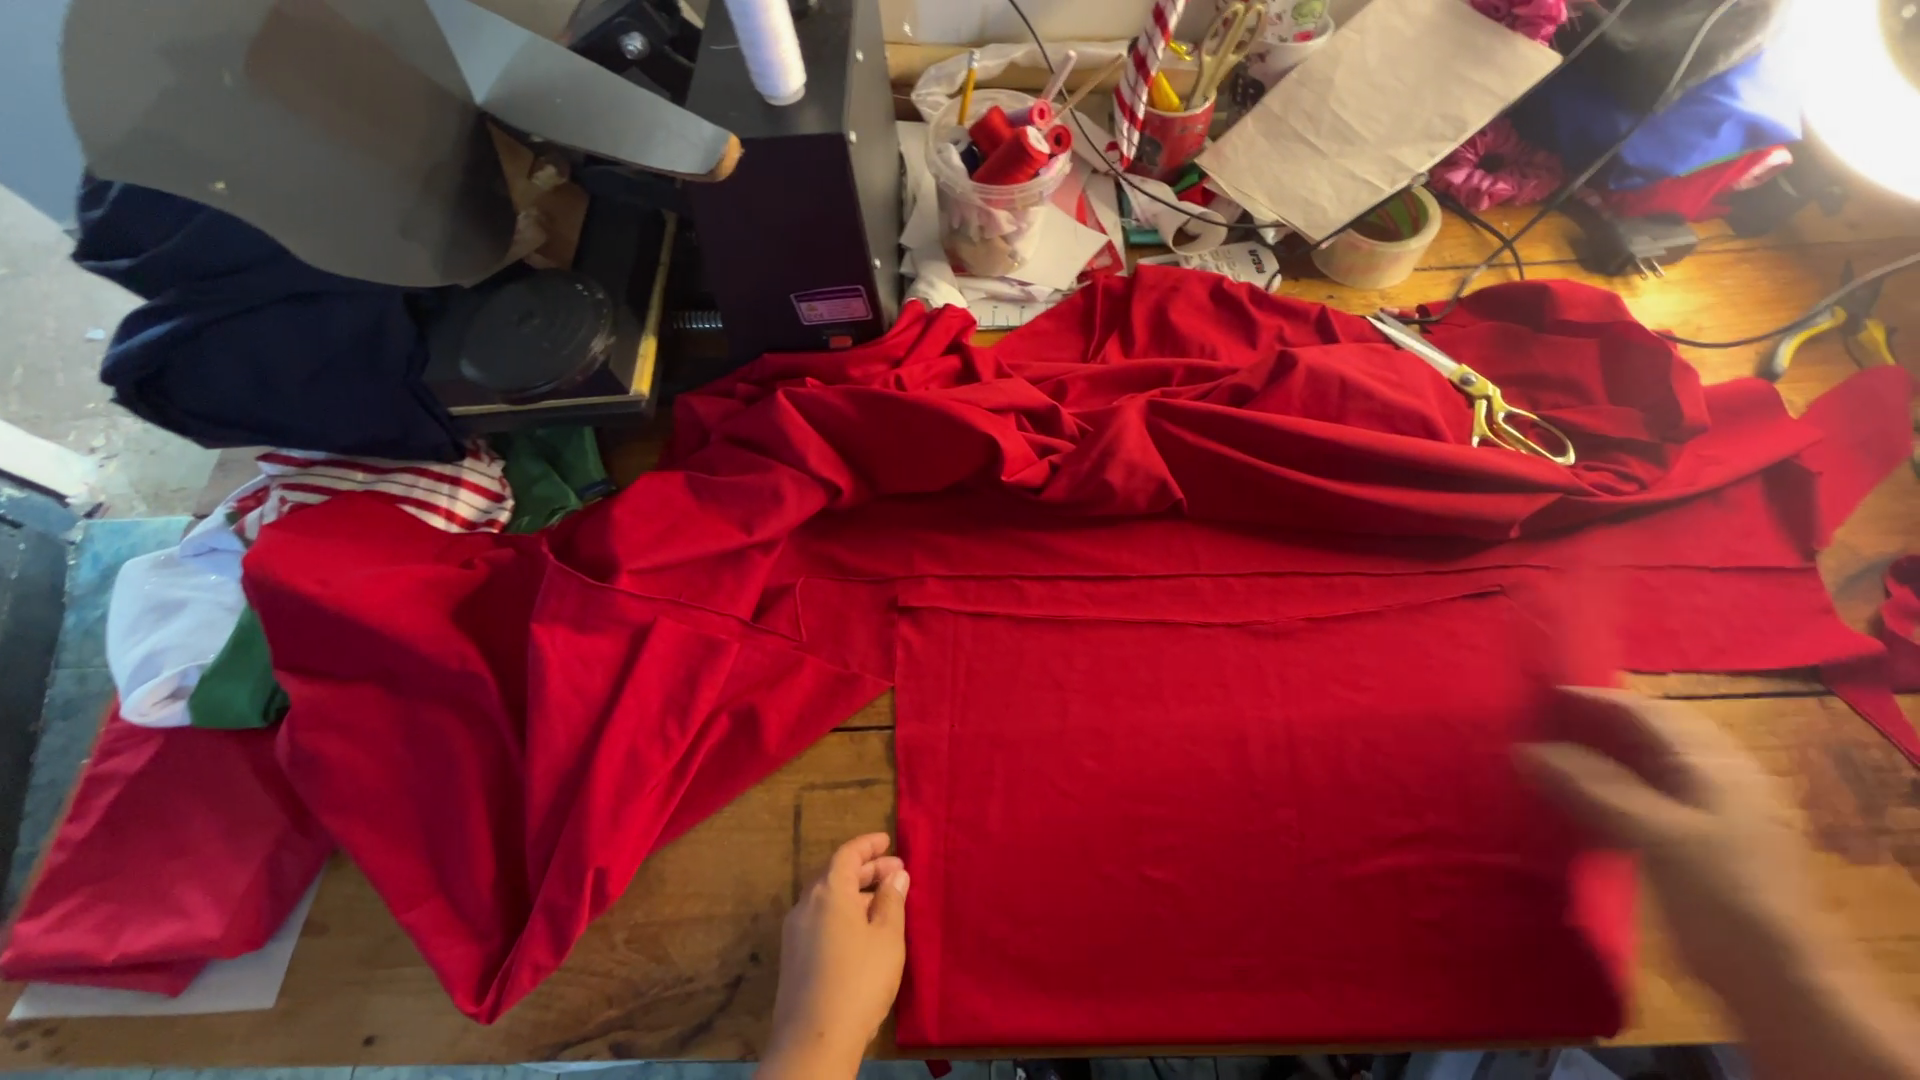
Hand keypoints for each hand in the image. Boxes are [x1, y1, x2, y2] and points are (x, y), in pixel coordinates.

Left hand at [764, 833, 909, 1074]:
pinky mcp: (793, 957)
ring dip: (854, 893)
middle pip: (835, 874)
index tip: (887, 841)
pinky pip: (820, 920)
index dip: (868, 845)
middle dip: (865, 870)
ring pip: (827, 899)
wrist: (815, 1040)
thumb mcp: (887, 937)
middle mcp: (806, 905)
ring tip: (884, 901)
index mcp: (828, 892)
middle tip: (895, 872)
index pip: (847, 854)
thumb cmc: (859, 980)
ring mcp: (795, 932)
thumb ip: (891, 901)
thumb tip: (896, 875)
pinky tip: (862, 931)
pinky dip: (842, 913)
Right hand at [1517, 687, 1816, 997]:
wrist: (1776, 977)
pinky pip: (1638, 798)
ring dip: (1593, 758)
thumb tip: (1524, 749)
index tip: (1535, 697)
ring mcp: (1705, 811)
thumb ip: (1591, 786)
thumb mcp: (1655, 833)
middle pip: (1645, 735)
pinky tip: (1570, 799)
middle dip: (1591, 726)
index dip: (1593, 700)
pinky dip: (1602, 790)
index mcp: (1716, 765)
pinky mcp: (1691, 842)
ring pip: (1640, 766)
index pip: (1647, 712)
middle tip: (1534, 725)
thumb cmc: (1722, 893)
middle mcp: (1714, 778)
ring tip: (1542, 756)